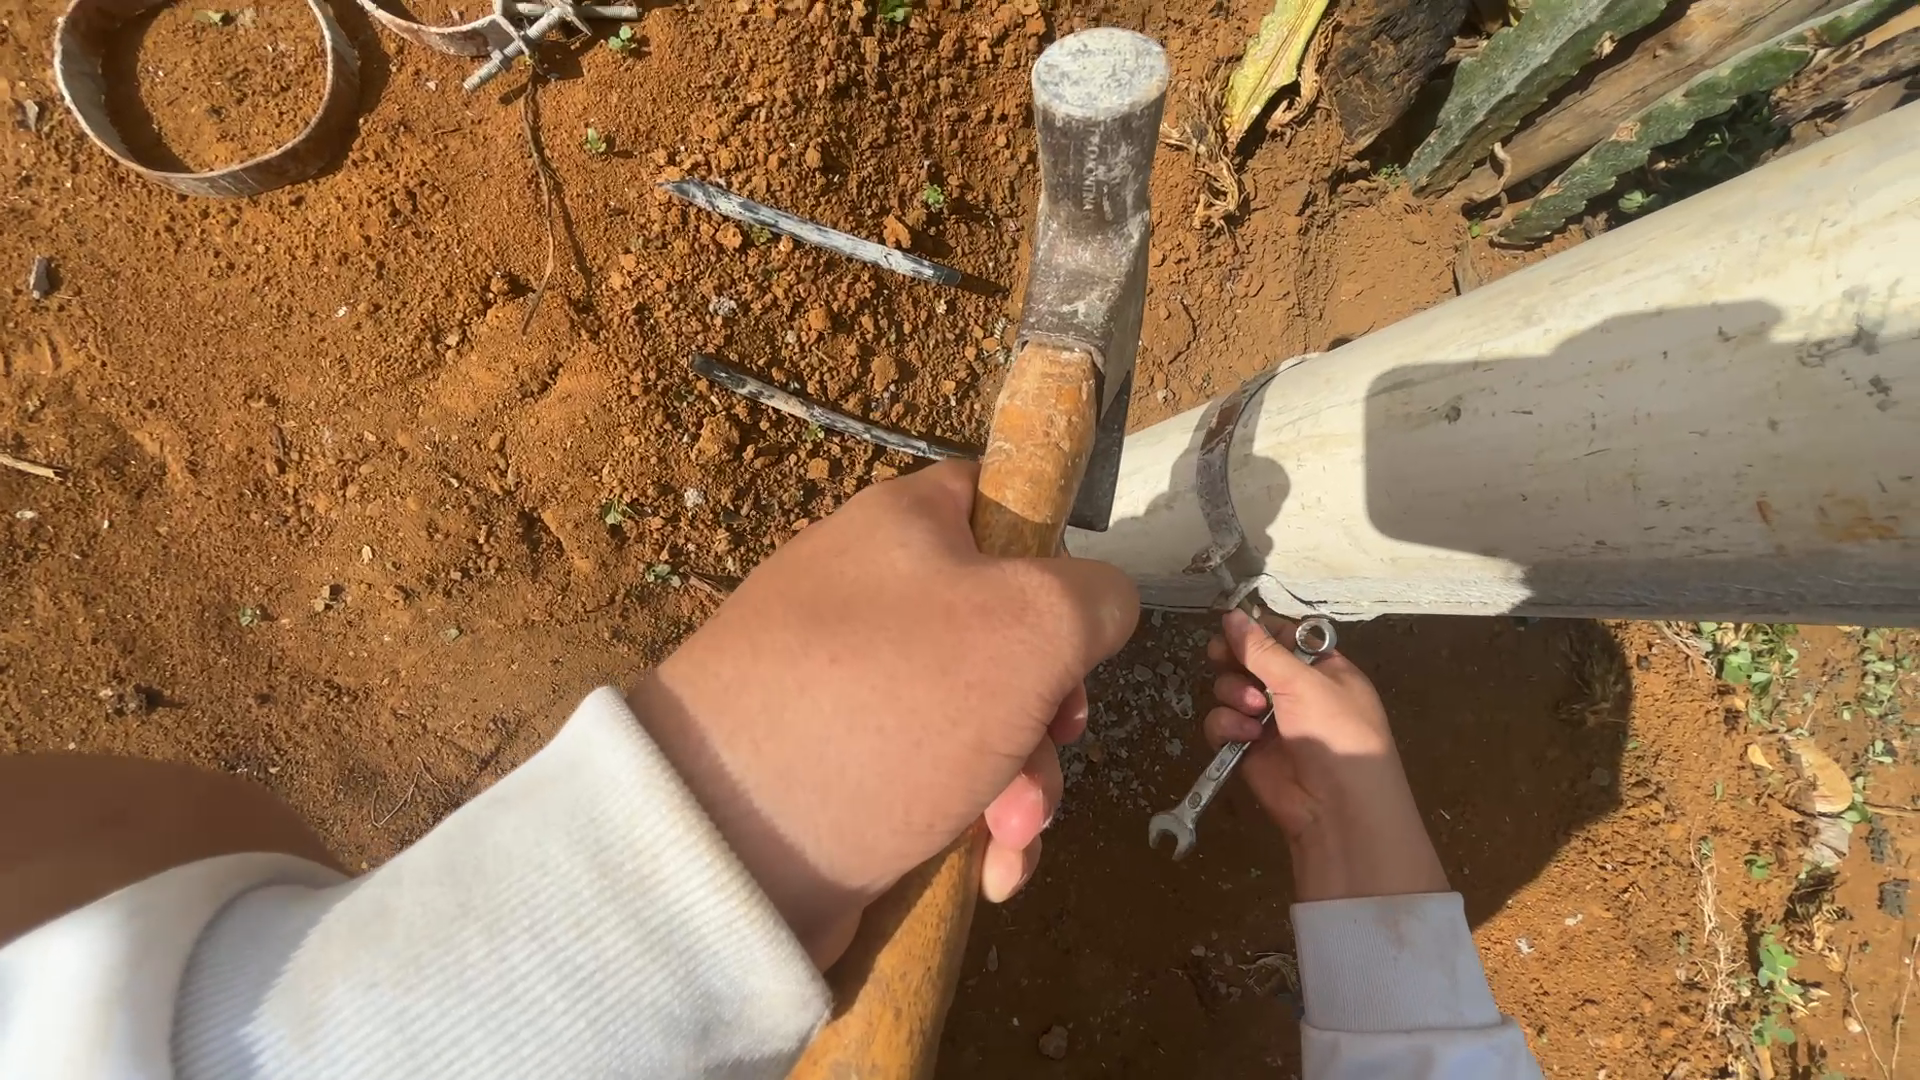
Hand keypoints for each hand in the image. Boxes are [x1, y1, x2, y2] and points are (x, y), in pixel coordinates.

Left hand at [627, 461, 1137, 966]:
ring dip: (1020, 778)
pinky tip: (988, 866)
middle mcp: (873, 591)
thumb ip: (1095, 596)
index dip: (1056, 560)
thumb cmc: (894, 699)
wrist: (731, 839)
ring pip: (980, 712)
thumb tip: (1102, 606)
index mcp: (906, 526)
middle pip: (1003, 627)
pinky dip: (973, 814)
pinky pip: (935, 768)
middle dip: (1047, 706)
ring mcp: (852, 678)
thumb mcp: (1030, 624)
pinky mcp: (841, 756)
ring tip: (1012, 833)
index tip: (1074, 628)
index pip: (1000, 505)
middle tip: (1051, 745)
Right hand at [1204, 611, 1447, 901]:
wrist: (1337, 808)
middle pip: (1247, 659)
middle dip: (1235, 659)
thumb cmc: (1336, 733)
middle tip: (1222, 656)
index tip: (1232, 624)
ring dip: (1234, 694)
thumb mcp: (1304, 683)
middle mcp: (1292, 690)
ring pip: (1229, 687)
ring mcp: (1267, 718)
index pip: (1281, 637)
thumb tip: (1231, 613)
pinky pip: (1222, 721)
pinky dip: (1228, 725)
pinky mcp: (1246, 745)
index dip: (1257, 630)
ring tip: (1253, 710)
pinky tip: (1246, 736)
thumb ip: (1262, 649)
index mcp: (1320, 669)